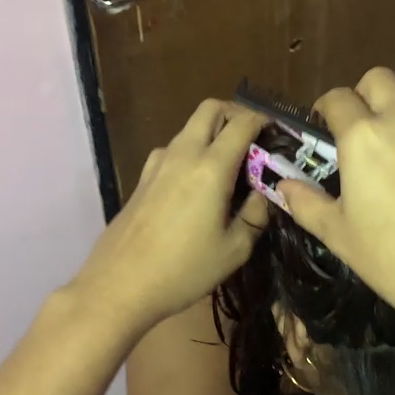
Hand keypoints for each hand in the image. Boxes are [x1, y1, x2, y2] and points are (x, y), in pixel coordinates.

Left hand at [69, 100, 269, 330]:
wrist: (118, 286)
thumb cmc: (183, 269)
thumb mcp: (234, 250)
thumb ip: (255, 215)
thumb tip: (263, 194)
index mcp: (211, 167)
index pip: (242, 122)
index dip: (263, 121)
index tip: (276, 134)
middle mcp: (184, 154)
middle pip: (211, 108)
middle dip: (235, 114)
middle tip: (252, 139)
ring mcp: (158, 163)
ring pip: (190, 128)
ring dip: (212, 134)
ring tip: (227, 167)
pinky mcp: (142, 177)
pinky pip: (173, 150)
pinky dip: (191, 152)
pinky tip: (196, 186)